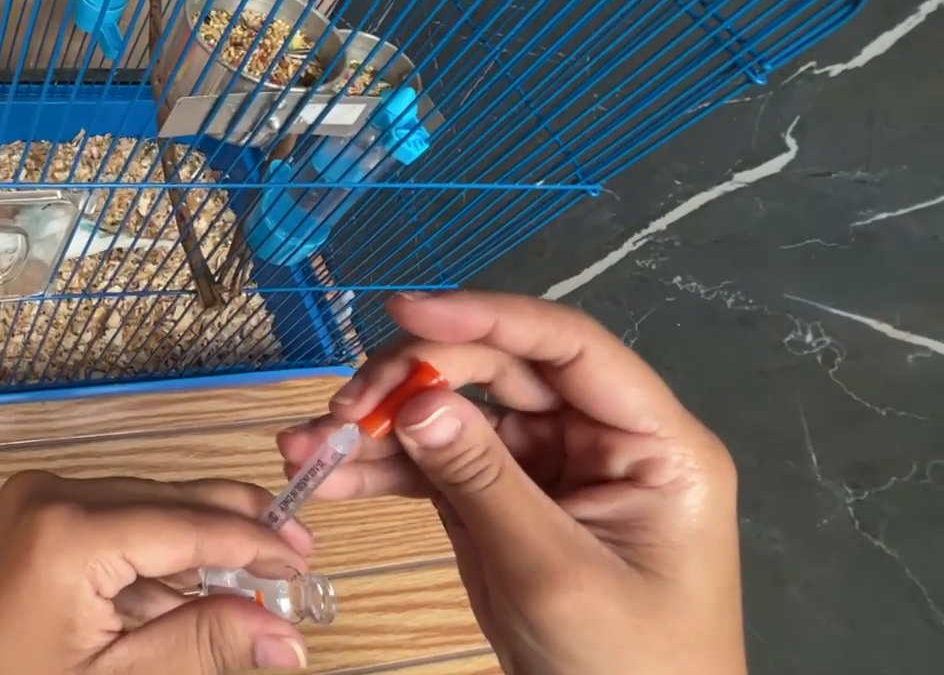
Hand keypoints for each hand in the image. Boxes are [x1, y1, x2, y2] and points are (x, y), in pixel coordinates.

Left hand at [0, 471, 316, 674]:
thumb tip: (287, 636)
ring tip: (255, 575)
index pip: (185, 524)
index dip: (251, 541)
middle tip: (295, 549)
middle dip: (230, 526)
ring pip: (141, 505)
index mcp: (70, 530)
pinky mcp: (32, 510)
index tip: (303, 557)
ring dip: (194, 539)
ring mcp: (37, 496)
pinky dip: (151, 551)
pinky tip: (191, 585)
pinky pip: (110, 519)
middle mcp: (51, 493)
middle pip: (166, 501)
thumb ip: (203, 644)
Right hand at [279, 291, 742, 674]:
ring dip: (369, 424)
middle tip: (342, 411)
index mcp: (645, 441)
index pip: (564, 345)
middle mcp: (583, 433)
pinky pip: (419, 456)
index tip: (402, 312)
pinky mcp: (481, 486)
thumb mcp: (555, 574)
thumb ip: (484, 480)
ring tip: (306, 448)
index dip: (483, 316)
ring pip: (438, 406)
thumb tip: (415, 402)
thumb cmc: (625, 667)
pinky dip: (369, 464)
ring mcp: (527, 458)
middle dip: (404, 381)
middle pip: (483, 369)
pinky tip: (321, 475)